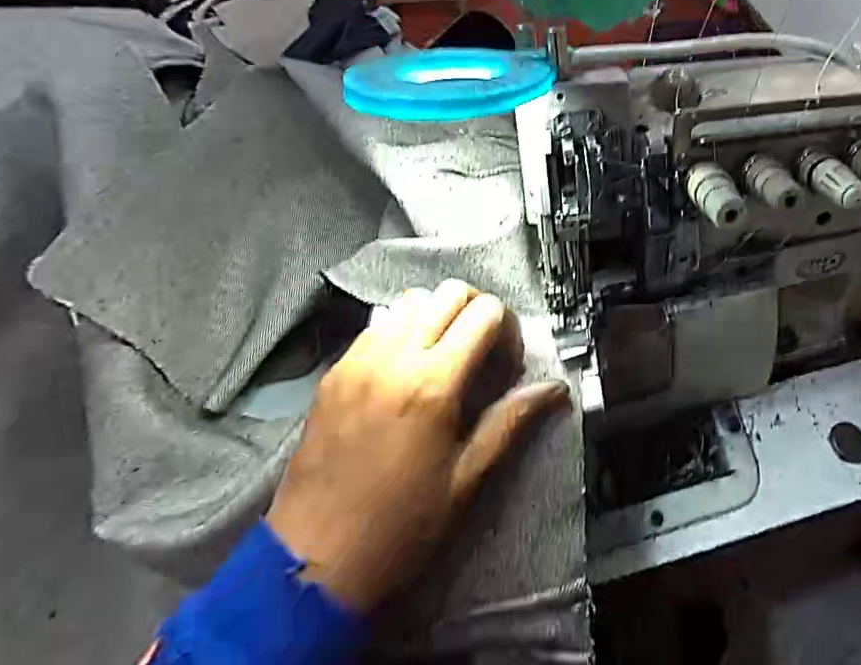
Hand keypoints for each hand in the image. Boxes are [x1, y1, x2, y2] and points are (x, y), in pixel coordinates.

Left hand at [266, 280, 569, 612]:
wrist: (306, 567)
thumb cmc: (398, 525)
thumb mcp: (466, 477)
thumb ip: (511, 420)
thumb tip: (554, 389)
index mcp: (432, 384)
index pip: (485, 312)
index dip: (508, 330)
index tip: (506, 366)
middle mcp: (392, 361)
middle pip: (448, 293)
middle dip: (477, 311)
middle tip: (482, 351)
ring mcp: (356, 364)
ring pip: (410, 300)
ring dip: (437, 315)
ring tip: (444, 354)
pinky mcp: (332, 377)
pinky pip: (376, 325)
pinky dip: (402, 328)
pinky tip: (408, 367)